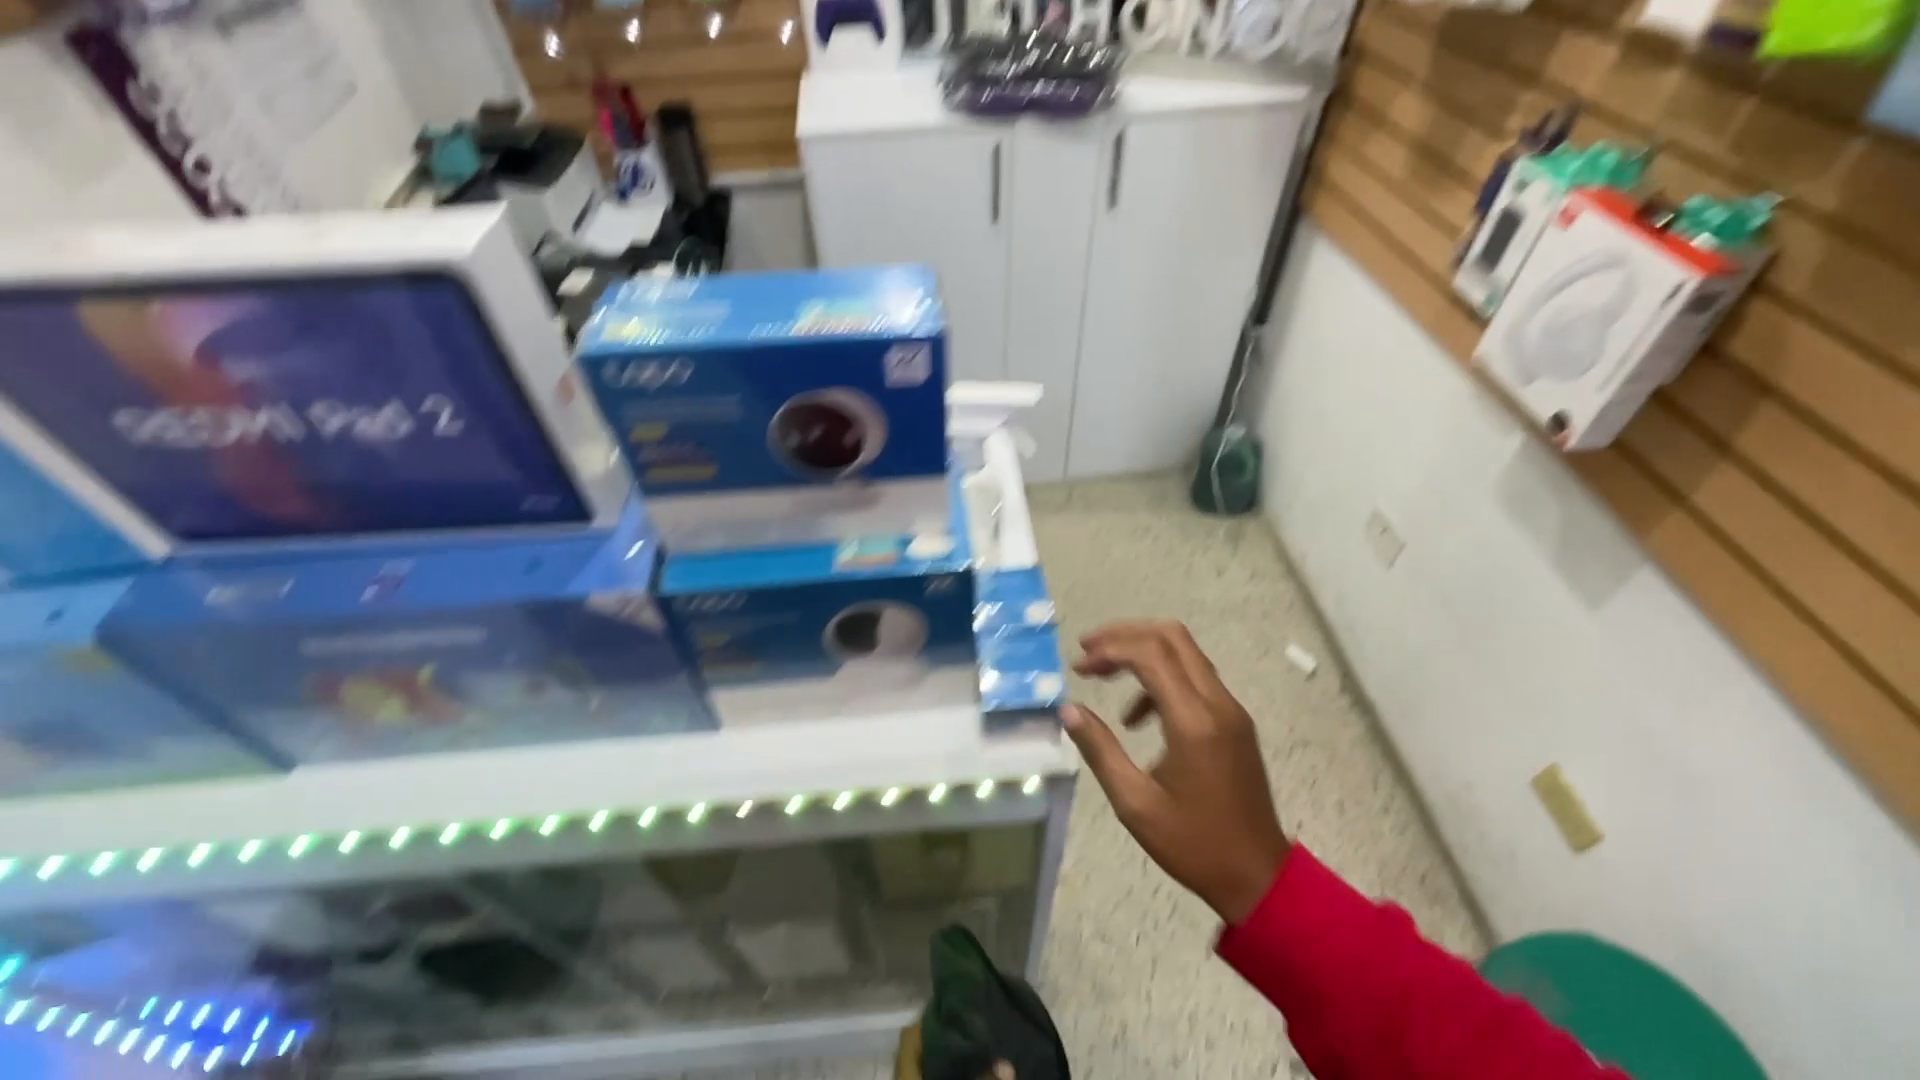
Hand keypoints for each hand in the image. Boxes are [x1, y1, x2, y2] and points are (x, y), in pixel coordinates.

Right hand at [1062, 620, 1290, 924]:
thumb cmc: (1193, 844)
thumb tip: (1068, 709)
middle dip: (1125, 635)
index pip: (1151, 654)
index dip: (1110, 649)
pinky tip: (1137, 718)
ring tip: (1103, 678)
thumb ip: (1100, 750)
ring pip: (1186, 653)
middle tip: (1088, 653)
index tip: (1078, 665)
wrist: (1257, 874)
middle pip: (1172, 638)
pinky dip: (1161, 678)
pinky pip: (1196, 679)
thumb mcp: (1134, 803)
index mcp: (1194, 722)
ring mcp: (1232, 711)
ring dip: (1142, 654)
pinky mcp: (1235, 722)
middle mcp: (1218, 704)